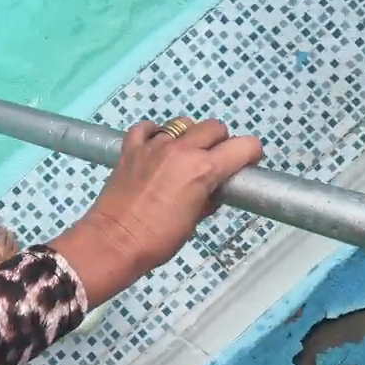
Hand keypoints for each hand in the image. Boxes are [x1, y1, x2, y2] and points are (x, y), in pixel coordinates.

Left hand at [52, 120, 262, 306]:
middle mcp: (180, 150)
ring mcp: (152, 146)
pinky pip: (145, 128)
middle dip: (220, 142)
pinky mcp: (130, 148)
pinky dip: (153, 133)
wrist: (115, 240)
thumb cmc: (159, 238)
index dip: (250, 154)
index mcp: (203, 169)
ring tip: (182, 157)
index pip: (243, 146)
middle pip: (213, 127)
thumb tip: (211, 188)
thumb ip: (208, 196)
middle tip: (213, 162)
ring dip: (188, 136)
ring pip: (181, 124)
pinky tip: (154, 147)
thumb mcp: (195, 219)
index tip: (246, 164)